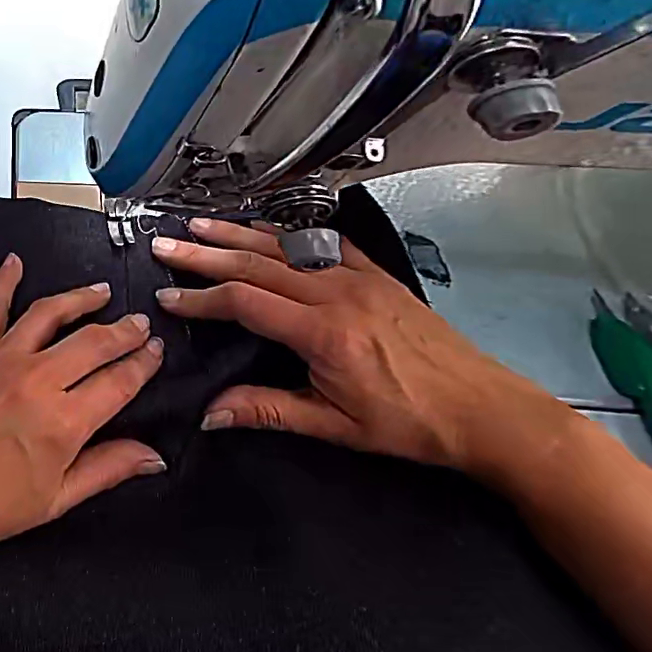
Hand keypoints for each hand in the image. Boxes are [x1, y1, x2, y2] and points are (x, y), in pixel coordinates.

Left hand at [0, 254, 164, 561]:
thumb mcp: (53, 501)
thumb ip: (106, 470)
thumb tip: (152, 456)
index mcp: (63, 423)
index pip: (119, 381)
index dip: (143, 363)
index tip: (155, 351)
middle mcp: (38, 380)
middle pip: (95, 342)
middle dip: (125, 330)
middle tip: (140, 323)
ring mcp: (4, 358)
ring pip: (53, 313)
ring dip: (82, 298)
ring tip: (101, 292)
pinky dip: (5, 281)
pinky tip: (15, 262)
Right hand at [151, 219, 580, 478]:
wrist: (485, 408)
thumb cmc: (412, 423)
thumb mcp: (336, 426)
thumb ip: (268, 410)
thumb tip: (212, 413)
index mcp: (322, 330)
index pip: (244, 302)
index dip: (200, 297)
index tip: (167, 296)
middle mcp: (335, 291)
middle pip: (254, 263)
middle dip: (204, 254)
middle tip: (166, 244)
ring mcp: (355, 275)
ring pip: (282, 246)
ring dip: (236, 234)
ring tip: (199, 225)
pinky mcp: (373, 272)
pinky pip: (320, 243)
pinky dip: (285, 233)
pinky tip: (265, 228)